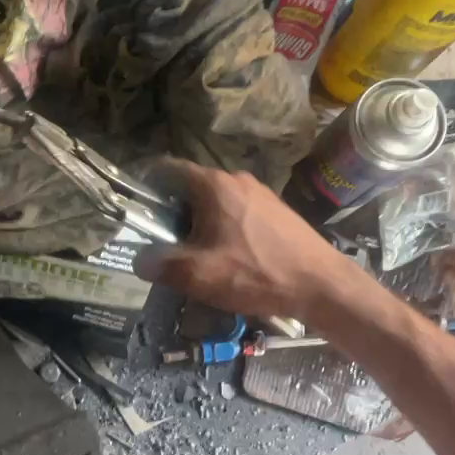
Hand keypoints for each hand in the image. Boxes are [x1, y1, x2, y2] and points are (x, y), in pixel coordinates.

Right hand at [134, 162, 352, 320]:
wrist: (320, 284)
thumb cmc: (255, 273)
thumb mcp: (199, 275)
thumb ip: (161, 265)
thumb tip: (139, 260)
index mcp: (213, 186)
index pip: (169, 170)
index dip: (146, 184)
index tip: (134, 205)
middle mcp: (236, 180)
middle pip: (190, 189)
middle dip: (171, 214)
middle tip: (161, 244)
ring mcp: (259, 194)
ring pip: (213, 204)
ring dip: (197, 225)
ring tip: (192, 256)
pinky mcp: (274, 212)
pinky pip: (235, 214)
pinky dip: (221, 230)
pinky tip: (225, 258)